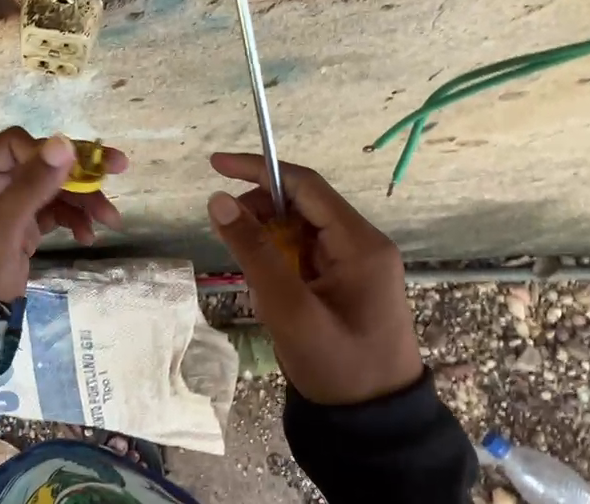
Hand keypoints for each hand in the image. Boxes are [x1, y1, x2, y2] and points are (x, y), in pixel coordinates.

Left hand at [0, 128, 128, 301]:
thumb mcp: (4, 223)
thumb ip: (34, 183)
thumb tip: (64, 143)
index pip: (17, 144)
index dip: (50, 153)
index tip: (82, 169)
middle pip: (39, 162)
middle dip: (77, 173)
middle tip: (120, 167)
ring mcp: (5, 201)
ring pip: (51, 186)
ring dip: (82, 200)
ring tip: (111, 219)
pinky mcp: (21, 223)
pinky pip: (52, 209)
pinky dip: (72, 218)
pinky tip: (87, 236)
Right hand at [206, 153, 421, 405]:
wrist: (375, 425)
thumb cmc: (337, 364)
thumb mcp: (288, 308)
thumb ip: (252, 250)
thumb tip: (217, 199)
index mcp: (360, 244)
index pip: (305, 184)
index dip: (258, 169)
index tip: (214, 165)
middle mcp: (362, 245)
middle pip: (300, 204)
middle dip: (259, 210)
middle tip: (227, 233)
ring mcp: (356, 264)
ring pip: (297, 227)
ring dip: (266, 238)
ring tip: (250, 273)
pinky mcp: (346, 282)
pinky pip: (302, 251)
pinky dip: (277, 258)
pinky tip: (267, 286)